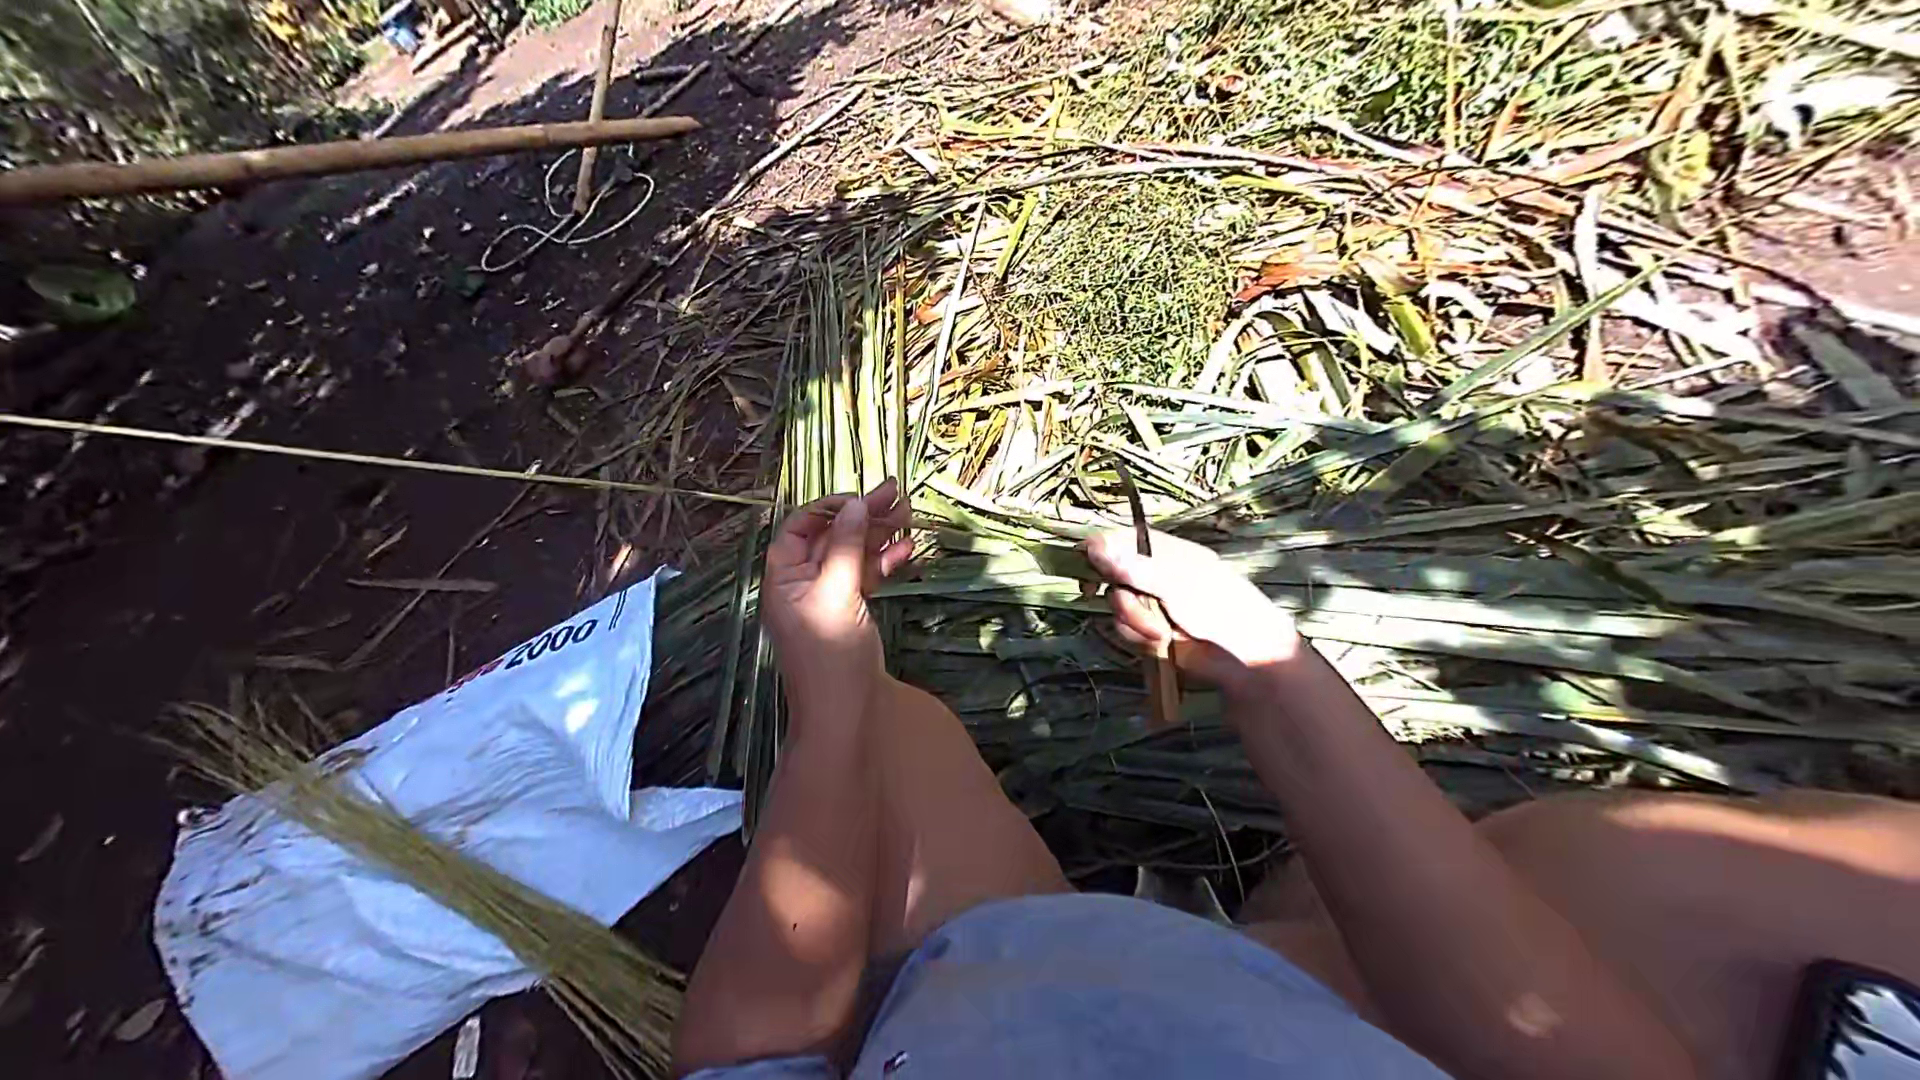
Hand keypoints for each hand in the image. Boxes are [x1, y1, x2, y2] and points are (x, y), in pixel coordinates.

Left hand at [762, 479, 912, 704]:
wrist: (846, 711)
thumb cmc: (830, 654)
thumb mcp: (836, 595)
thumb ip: (844, 547)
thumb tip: (855, 504)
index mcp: (785, 577)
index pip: (799, 527)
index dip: (828, 508)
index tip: (860, 498)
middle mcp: (804, 581)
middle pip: (832, 537)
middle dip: (863, 516)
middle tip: (897, 494)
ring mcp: (830, 595)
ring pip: (853, 554)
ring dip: (879, 535)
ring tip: (909, 515)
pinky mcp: (851, 608)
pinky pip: (866, 576)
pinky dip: (885, 562)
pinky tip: (907, 550)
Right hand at [1083, 529, 1299, 698]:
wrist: (1246, 657)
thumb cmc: (1220, 606)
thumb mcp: (1176, 582)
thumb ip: (1134, 566)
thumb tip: (1093, 547)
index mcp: (1162, 550)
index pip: (1118, 540)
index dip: (1099, 551)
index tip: (1089, 565)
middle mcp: (1151, 573)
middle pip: (1109, 576)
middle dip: (1121, 596)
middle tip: (1131, 603)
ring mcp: (1149, 603)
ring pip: (1115, 606)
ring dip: (1134, 620)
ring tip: (1161, 630)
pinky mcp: (1148, 630)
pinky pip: (1124, 629)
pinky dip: (1140, 637)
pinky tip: (1161, 641)